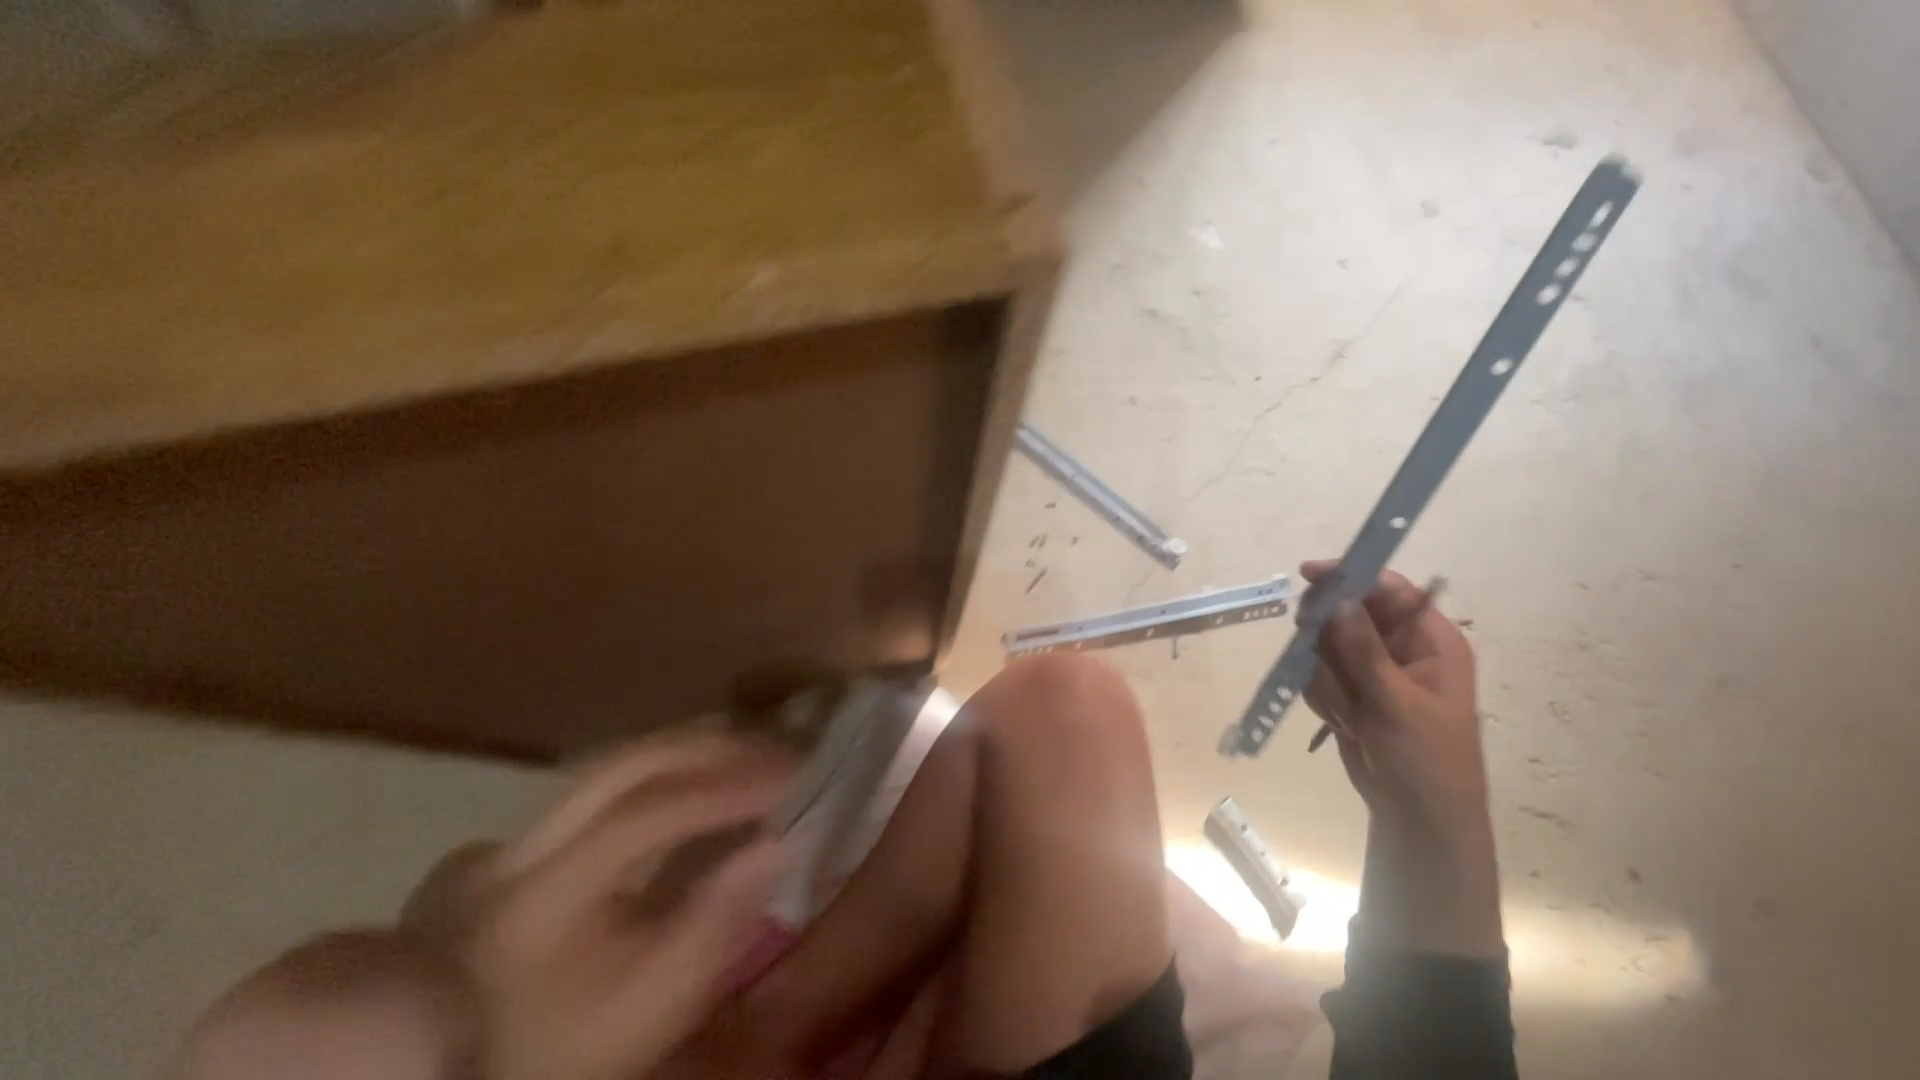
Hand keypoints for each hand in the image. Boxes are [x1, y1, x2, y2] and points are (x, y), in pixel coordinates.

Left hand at [470, 735, 788, 1079]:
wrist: (453, 1065)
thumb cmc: (564, 1047)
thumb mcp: (650, 1006)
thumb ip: (713, 925)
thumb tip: (773, 846)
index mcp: (545, 894)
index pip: (644, 814)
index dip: (721, 790)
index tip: (787, 780)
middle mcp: (521, 846)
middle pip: (620, 764)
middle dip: (707, 747)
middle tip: (775, 749)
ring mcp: (512, 838)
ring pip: (606, 764)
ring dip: (684, 749)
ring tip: (747, 750)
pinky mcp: (516, 844)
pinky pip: (599, 785)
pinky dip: (658, 770)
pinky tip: (695, 773)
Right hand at [1301, 560, 1503, 955]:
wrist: (1418, 819)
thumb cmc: (1425, 759)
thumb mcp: (1396, 701)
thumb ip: (1362, 649)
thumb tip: (1335, 599)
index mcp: (1431, 639)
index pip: (1389, 589)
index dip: (1351, 577)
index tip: (1309, 576)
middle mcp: (1403, 647)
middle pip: (1348, 612)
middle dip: (1329, 636)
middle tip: (1318, 658)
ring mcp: (1373, 670)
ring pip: (1326, 645)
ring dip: (1325, 675)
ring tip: (1345, 711)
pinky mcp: (1351, 692)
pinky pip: (1319, 674)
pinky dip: (1321, 695)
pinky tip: (1340, 722)